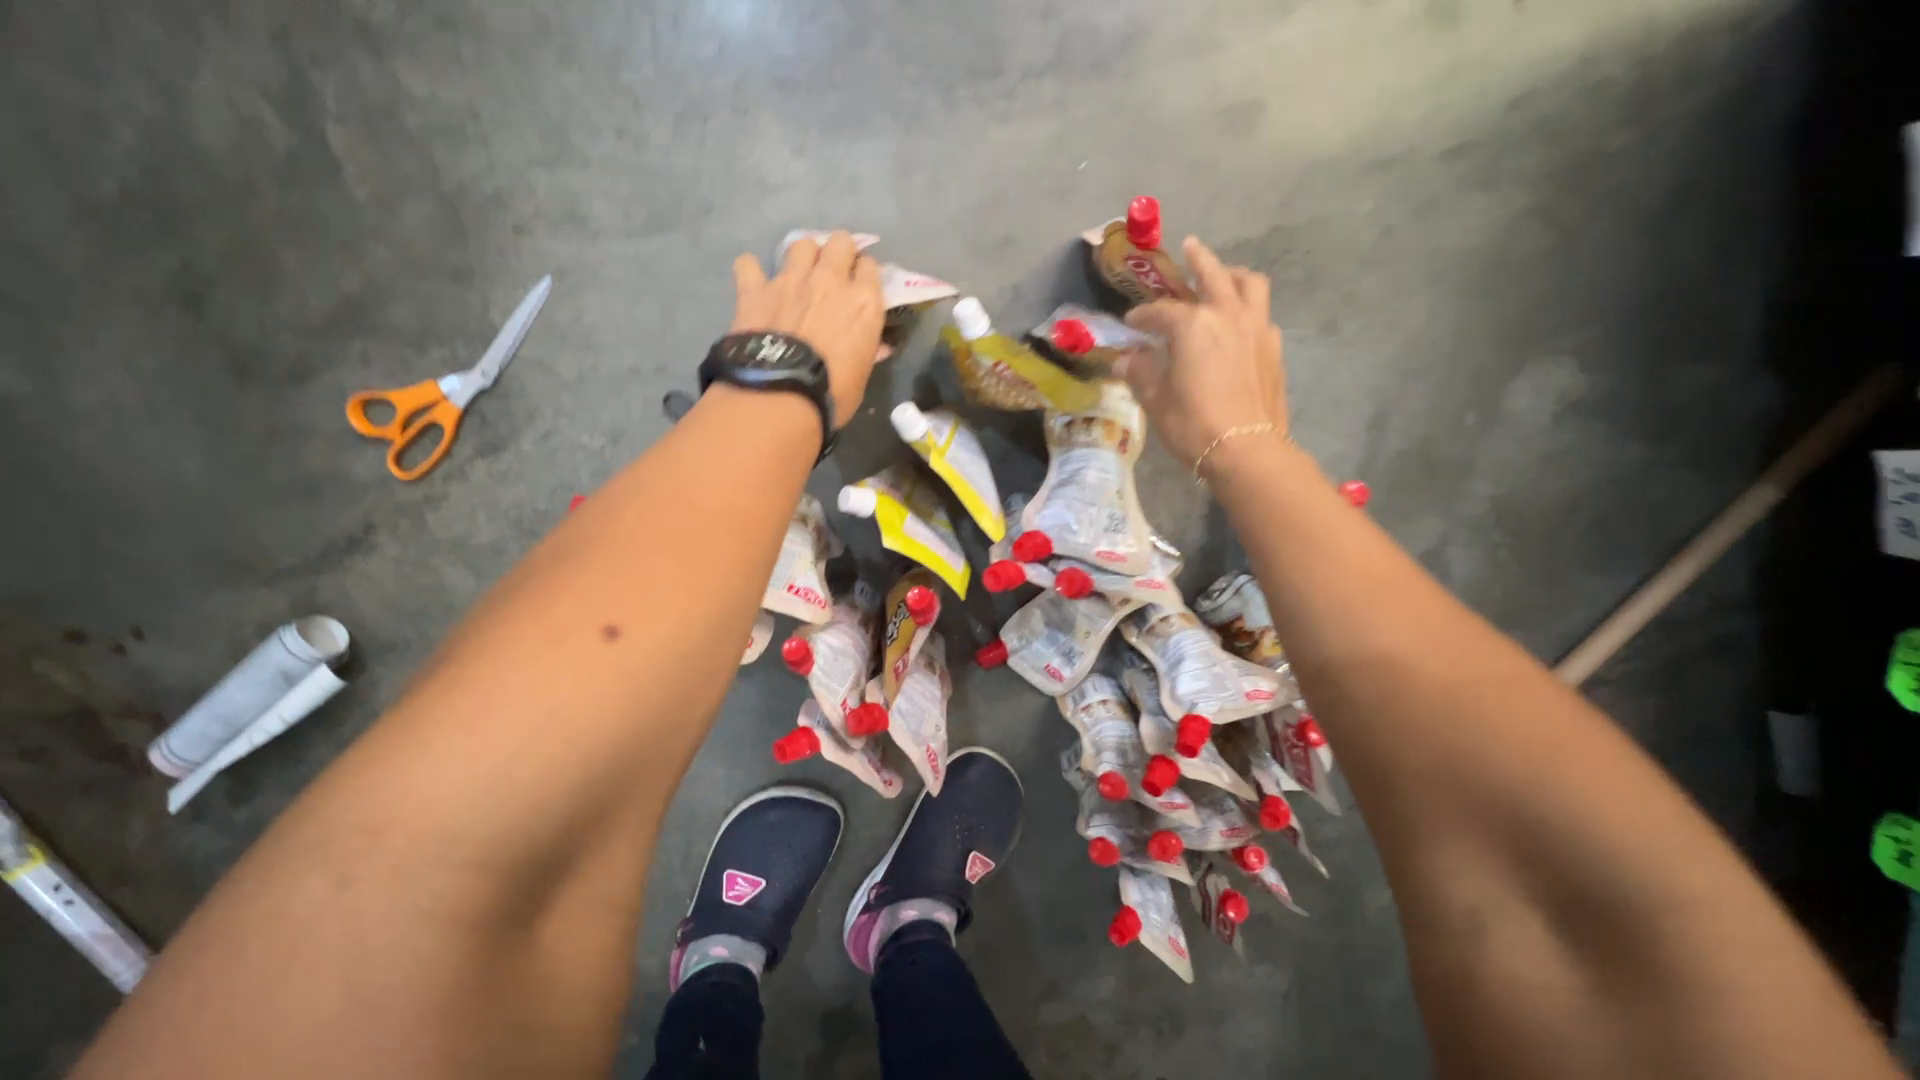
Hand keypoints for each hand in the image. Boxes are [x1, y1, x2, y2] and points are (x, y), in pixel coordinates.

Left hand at [729, 231, 885, 427]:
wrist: (781, 395)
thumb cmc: (832, 393)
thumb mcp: (862, 374)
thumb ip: (869, 351)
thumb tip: (879, 347)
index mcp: (863, 302)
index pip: (871, 268)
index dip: (865, 274)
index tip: (860, 285)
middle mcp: (830, 281)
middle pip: (840, 242)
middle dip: (838, 251)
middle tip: (833, 270)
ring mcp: (791, 281)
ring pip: (801, 244)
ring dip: (802, 255)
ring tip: (799, 272)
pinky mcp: (756, 290)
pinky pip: (748, 264)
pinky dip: (750, 270)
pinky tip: (753, 280)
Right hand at [1116, 236, 1288, 468]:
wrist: (1247, 450)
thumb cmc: (1194, 425)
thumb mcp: (1157, 400)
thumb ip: (1141, 372)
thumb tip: (1126, 359)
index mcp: (1192, 325)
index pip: (1160, 312)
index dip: (1142, 316)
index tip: (1130, 324)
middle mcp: (1227, 314)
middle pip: (1212, 274)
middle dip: (1197, 260)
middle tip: (1189, 249)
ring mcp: (1256, 327)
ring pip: (1249, 283)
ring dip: (1233, 274)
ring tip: (1224, 277)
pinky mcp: (1273, 347)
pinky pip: (1262, 313)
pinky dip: (1248, 308)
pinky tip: (1239, 324)